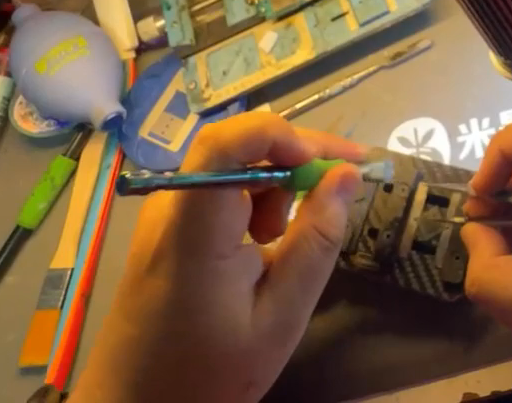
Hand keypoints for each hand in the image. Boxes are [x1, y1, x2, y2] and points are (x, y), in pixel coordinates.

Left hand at [71, 114, 364, 402]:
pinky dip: (256, 198)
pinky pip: (222, 185)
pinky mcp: (168, 223)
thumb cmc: (207, 376)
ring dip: (277, 181)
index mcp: (194, 230)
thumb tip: (346, 174)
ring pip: (236, 162)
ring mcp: (165, 212)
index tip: (324, 163)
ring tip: (288, 236)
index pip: (225, 144)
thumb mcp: (279, 319)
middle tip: (345, 177)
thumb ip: (316, 243)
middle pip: (239, 144)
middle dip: (298, 153)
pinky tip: (265, 241)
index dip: (279, 135)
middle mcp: (172, 205)